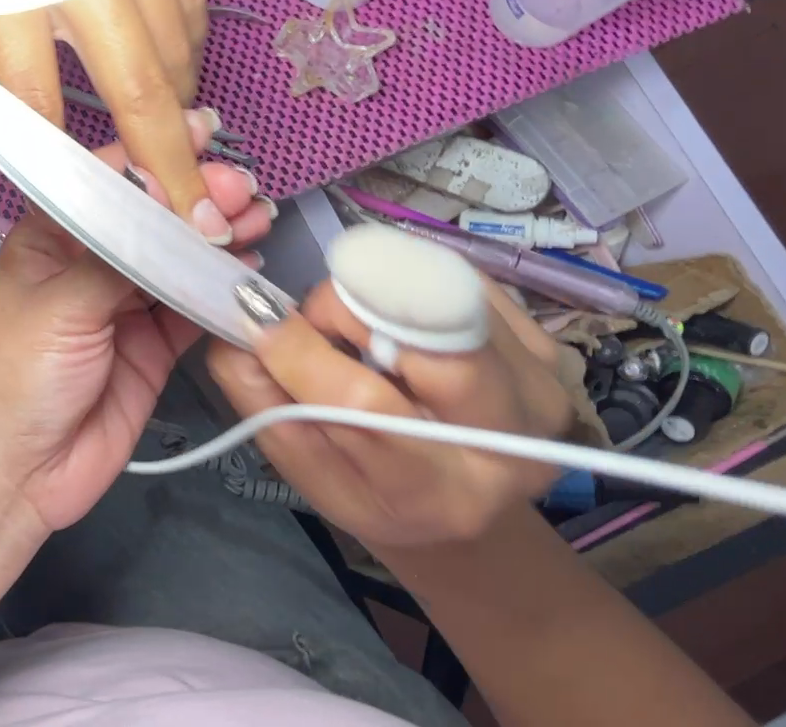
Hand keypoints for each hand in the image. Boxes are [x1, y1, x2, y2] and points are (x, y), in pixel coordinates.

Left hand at [0, 112, 269, 531]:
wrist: (20, 472)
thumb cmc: (18, 377)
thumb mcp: (60, 307)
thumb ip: (119, 258)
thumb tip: (171, 204)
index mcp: (50, 238)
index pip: (105, 182)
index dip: (153, 157)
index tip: (202, 134)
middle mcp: (88, 262)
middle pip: (151, 216)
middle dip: (195, 198)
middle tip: (241, 187)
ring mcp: (123, 303)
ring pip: (178, 257)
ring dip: (217, 237)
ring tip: (257, 216)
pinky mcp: (152, 344)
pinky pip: (192, 305)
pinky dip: (221, 287)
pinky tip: (250, 265)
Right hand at [206, 280, 575, 549]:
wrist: (463, 507)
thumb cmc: (367, 489)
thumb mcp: (300, 463)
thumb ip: (262, 396)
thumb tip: (238, 322)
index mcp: (438, 490)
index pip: (365, 404)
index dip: (301, 349)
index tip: (255, 319)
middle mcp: (511, 439)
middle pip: (420, 336)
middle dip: (345, 309)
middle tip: (317, 325)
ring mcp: (541, 386)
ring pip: (436, 293)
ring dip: (375, 297)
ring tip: (364, 336)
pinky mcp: (547, 343)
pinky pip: (459, 278)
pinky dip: (408, 287)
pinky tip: (403, 325)